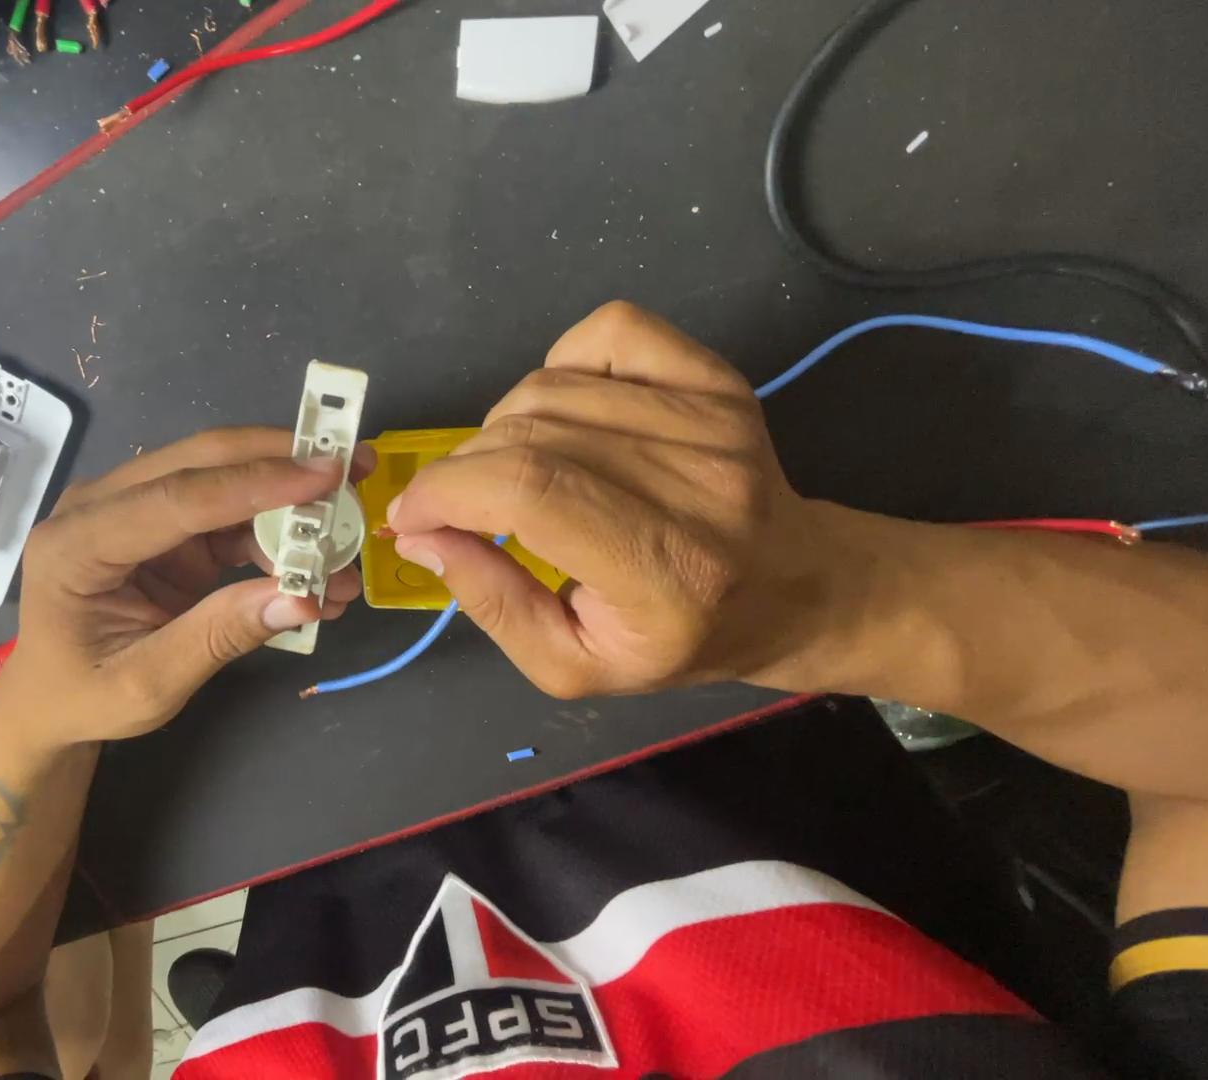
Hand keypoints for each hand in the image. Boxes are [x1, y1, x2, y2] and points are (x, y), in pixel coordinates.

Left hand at [0, 427, 369, 743]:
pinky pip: (231, 514)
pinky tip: (316, 565)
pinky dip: (278, 533)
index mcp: (77, 544)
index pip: (175, 498)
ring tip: (347, 537)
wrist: (51, 700)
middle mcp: (102, 507)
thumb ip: (218, 637)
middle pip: (200, 464)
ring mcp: (136, 510)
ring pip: (224, 481)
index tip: (324, 476)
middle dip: (281, 460)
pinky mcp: (165, 526)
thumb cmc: (83, 697)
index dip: (253, 484)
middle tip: (353, 467)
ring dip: (288, 500)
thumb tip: (302, 597)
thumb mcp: (147, 684)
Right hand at [386, 302, 836, 697]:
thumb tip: (421, 534)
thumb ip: (490, 604)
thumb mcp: (572, 664)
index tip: (412, 514)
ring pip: (550, 387)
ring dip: (499, 431)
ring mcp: (709, 415)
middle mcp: (694, 478)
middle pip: (529, 433)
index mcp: (662, 566)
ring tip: (511, 473)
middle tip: (455, 507)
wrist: (794, 589)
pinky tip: (560, 415)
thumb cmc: (680, 640)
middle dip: (460, 470)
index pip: (529, 490)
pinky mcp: (714, 377)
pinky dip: (556, 367)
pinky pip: (605, 333)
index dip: (446, 490)